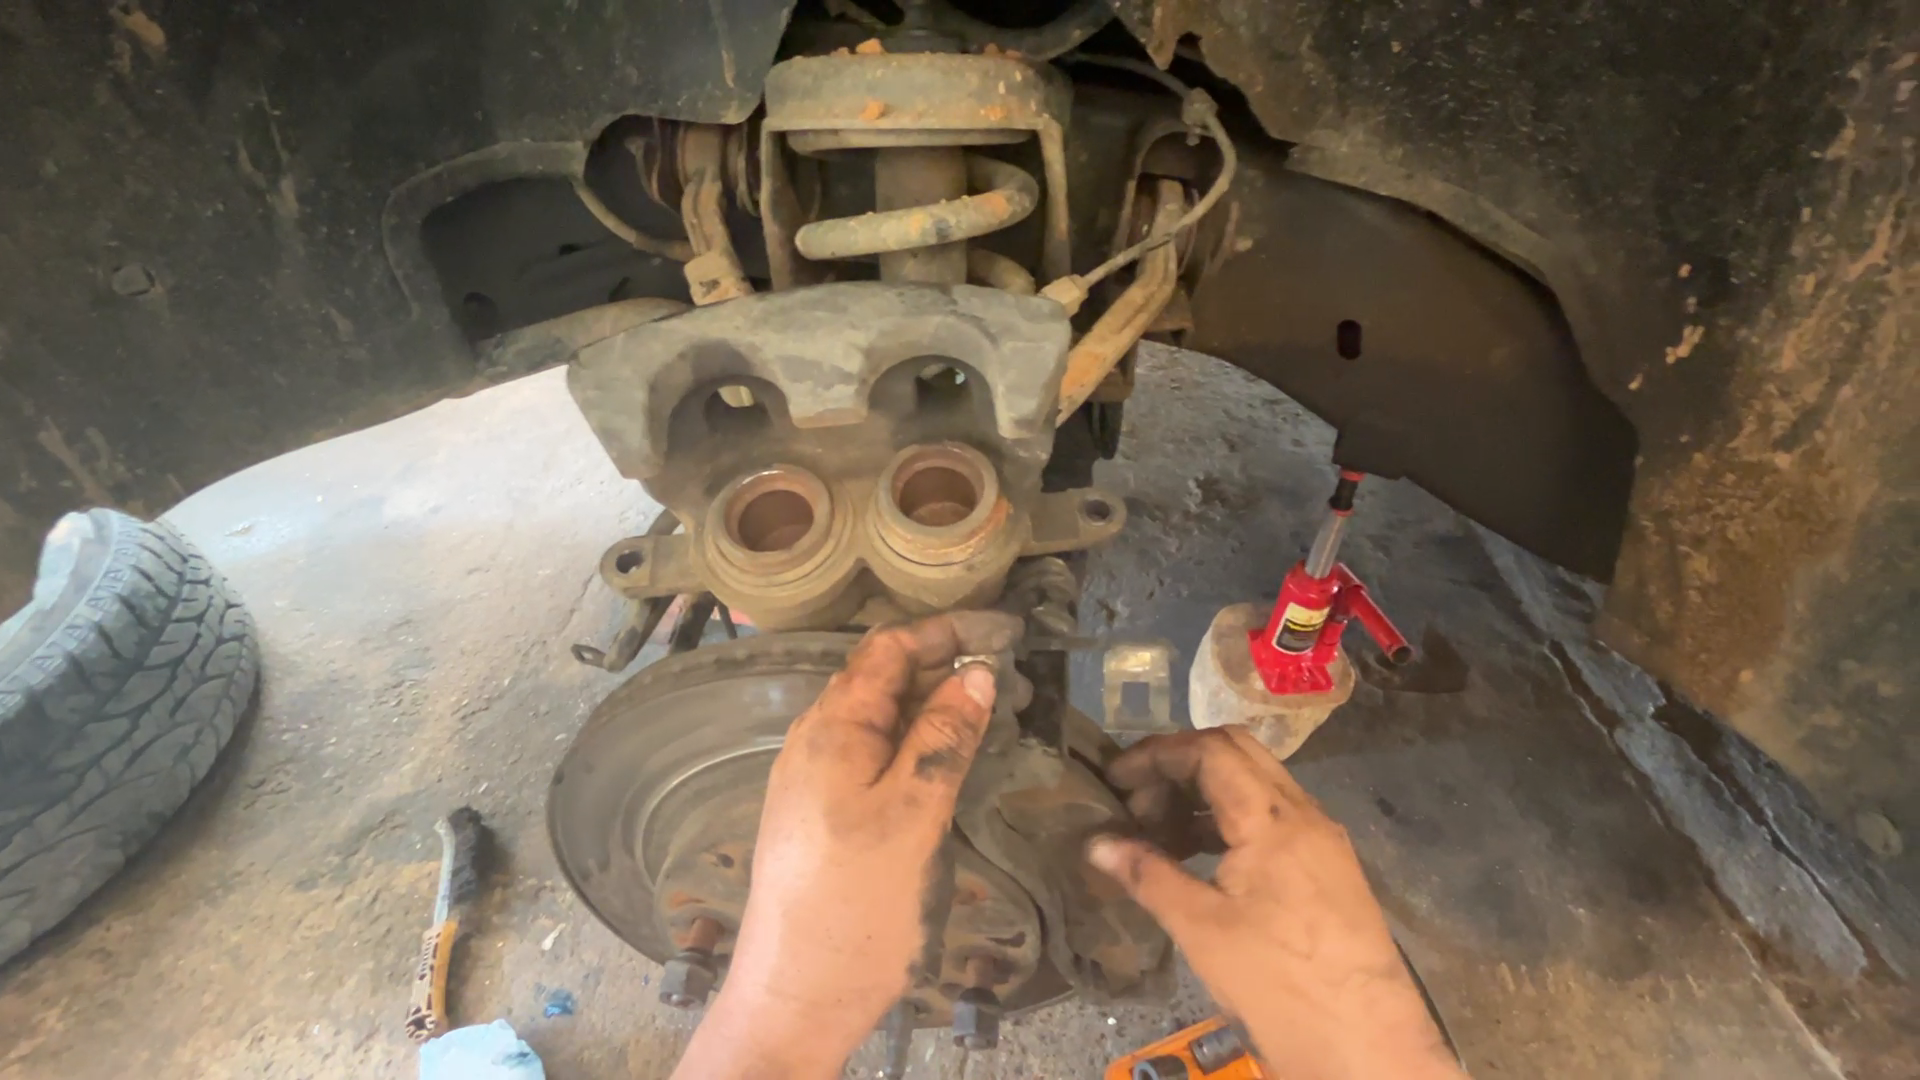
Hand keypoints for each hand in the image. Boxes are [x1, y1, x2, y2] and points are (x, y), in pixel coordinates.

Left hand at [672, 611, 1023, 1079]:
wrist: (796, 992)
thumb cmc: (856, 899)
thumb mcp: (912, 812)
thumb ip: (942, 737)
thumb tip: (976, 672)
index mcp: (833, 725)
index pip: (888, 649)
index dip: (941, 632)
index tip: (997, 631)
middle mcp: (816, 736)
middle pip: (881, 676)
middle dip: (939, 664)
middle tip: (1003, 671)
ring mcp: (814, 772)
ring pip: (877, 713)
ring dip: (927, 701)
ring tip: (983, 706)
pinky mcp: (822, 805)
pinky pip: (870, 747)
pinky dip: (910, 736)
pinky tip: (941, 753)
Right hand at [1088, 726, 1463, 1079]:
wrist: (1372, 1055)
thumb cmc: (1279, 985)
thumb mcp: (1201, 929)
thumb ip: (1146, 874)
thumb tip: (1095, 844)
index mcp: (1272, 818)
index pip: (1209, 749)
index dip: (1156, 755)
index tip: (1117, 778)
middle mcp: (1303, 812)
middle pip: (1235, 750)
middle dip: (1180, 762)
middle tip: (1139, 794)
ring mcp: (1322, 837)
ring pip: (1255, 780)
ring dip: (1204, 789)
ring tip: (1160, 828)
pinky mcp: (1328, 865)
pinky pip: (1271, 813)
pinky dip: (1228, 816)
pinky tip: (1199, 853)